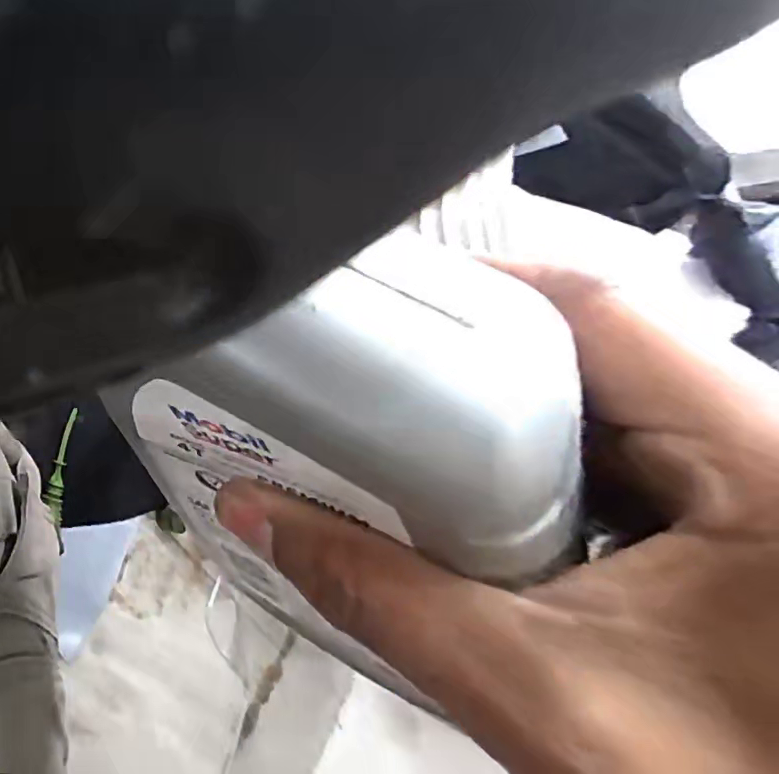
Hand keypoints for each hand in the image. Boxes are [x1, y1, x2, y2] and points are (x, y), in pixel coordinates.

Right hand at [215, 263, 778, 773]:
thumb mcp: (531, 686)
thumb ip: (373, 590)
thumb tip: (244, 508)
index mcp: (773, 466)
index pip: (600, 311)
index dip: (469, 283)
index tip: (363, 299)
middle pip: (595, 349)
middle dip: (462, 352)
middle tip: (349, 364)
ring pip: (611, 404)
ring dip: (496, 408)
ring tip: (389, 421)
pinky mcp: (768, 535)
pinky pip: (635, 457)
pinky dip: (541, 457)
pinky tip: (470, 491)